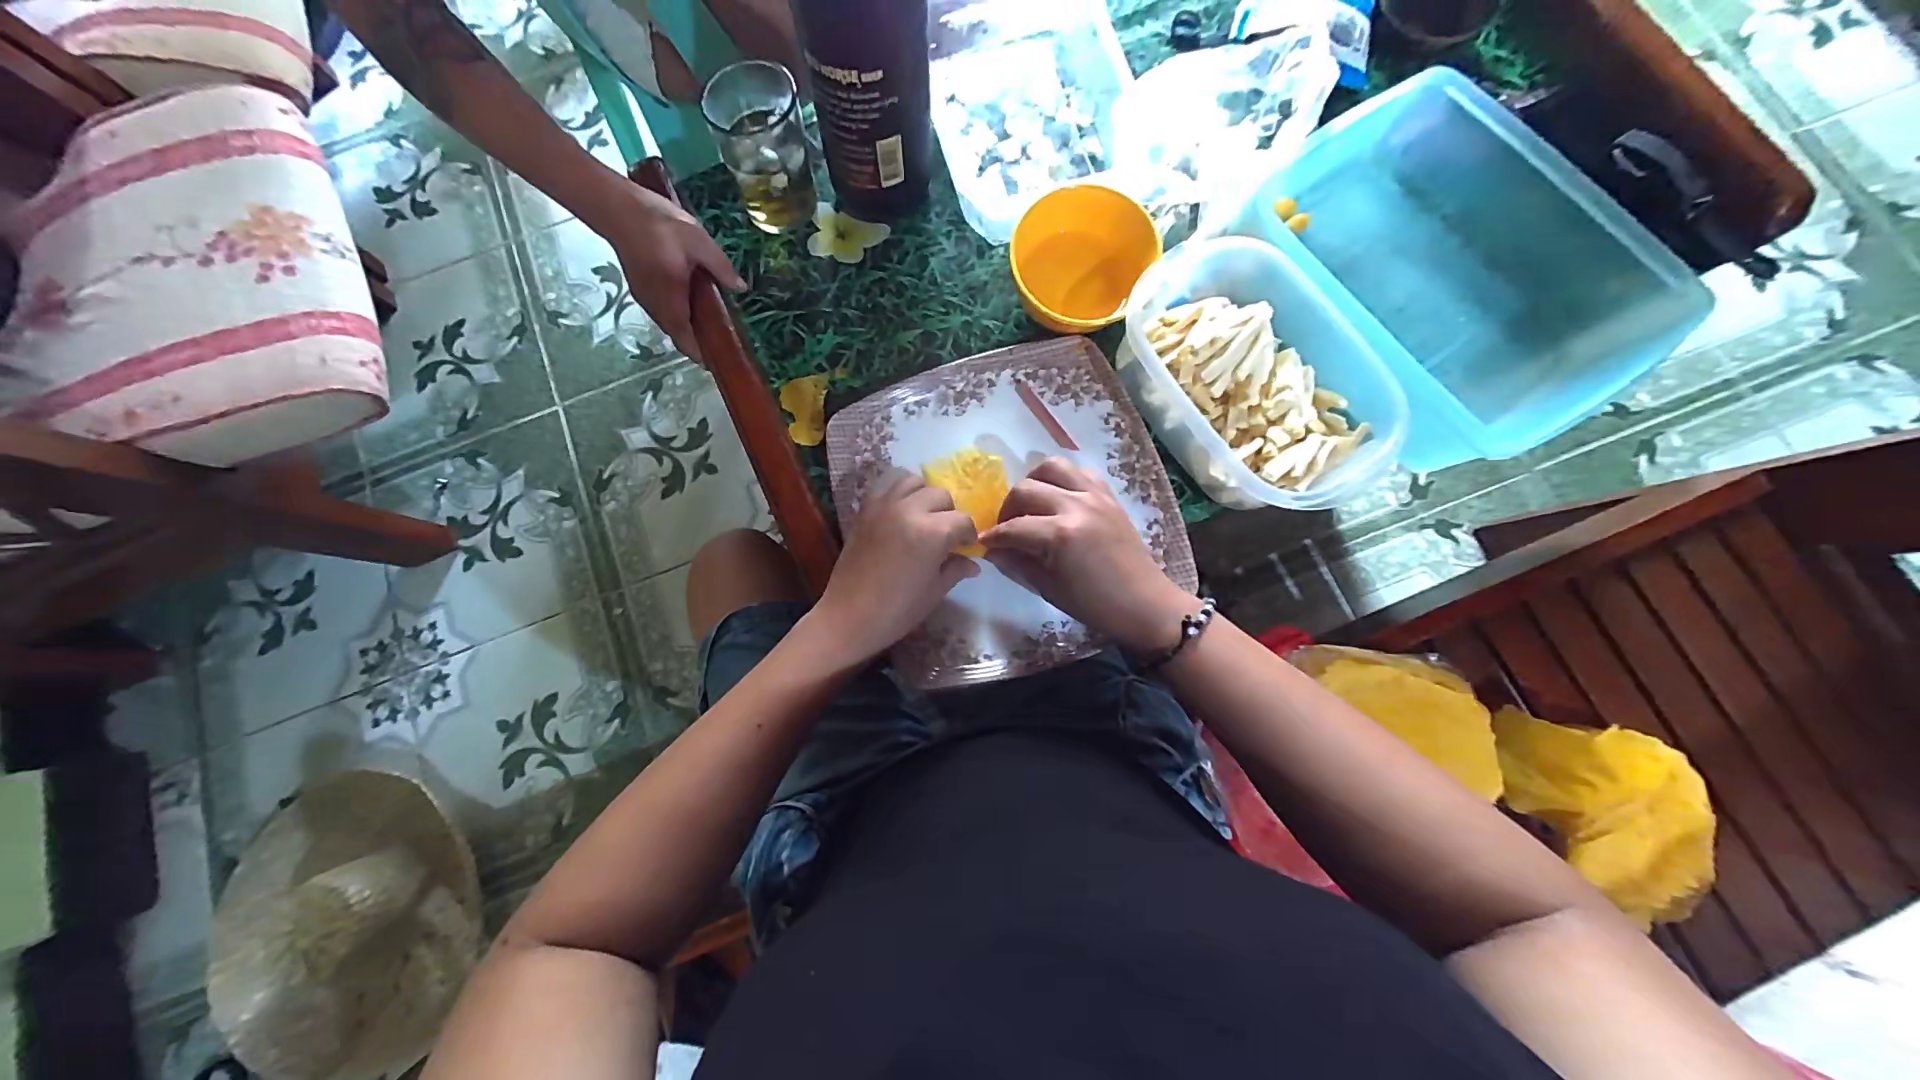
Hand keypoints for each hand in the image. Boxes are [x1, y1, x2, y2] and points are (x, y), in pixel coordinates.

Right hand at [595, 184, 744, 363]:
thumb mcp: (698, 242)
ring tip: (712, 326)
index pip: (685, 339)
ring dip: (687, 329)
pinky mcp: (640, 288)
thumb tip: (740, 288)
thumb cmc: (658, 224)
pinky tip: (693, 305)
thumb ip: (720, 267)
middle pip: (677, 335)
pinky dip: (678, 316)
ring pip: (669, 324)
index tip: (719, 362)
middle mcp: (655, 306)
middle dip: (698, 343)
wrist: (615, 206)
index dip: (701, 354)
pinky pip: (662, 311)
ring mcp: (645, 298)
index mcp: (670, 301)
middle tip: (722, 342)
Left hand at [810, 471, 979, 663]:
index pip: (962, 520)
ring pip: (913, 481)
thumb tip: (972, 563)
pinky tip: (901, 513)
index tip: (965, 547)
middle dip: (948, 513)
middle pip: (940, 495)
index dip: (968, 535)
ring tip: (923, 517)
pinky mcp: (865, 510)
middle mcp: (909, 510)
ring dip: (923, 495)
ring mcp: (884, 506)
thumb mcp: (934, 591)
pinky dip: (898, 493)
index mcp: (933, 532)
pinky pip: (886, 487)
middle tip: (945, 535)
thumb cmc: (897, 610)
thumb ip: (955, 569)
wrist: (848, 617)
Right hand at [981, 458, 1196, 653]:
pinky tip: (1058, 499)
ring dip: (1033, 482)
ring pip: (1052, 467)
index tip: (982, 543)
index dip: (993, 536)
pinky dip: (1063, 480)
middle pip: (1026, 490)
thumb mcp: (1048, 587)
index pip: (1013, 527)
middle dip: (1008, 509)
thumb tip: (992, 548)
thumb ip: (1017, 562)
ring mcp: (1095, 496)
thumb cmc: (1095, 604)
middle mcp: (1076, 506)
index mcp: (1060, 535)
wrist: (1145, 604)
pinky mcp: (1108, 495)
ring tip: (1030, 504)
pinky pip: (1079, 472)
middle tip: (1006, 528)